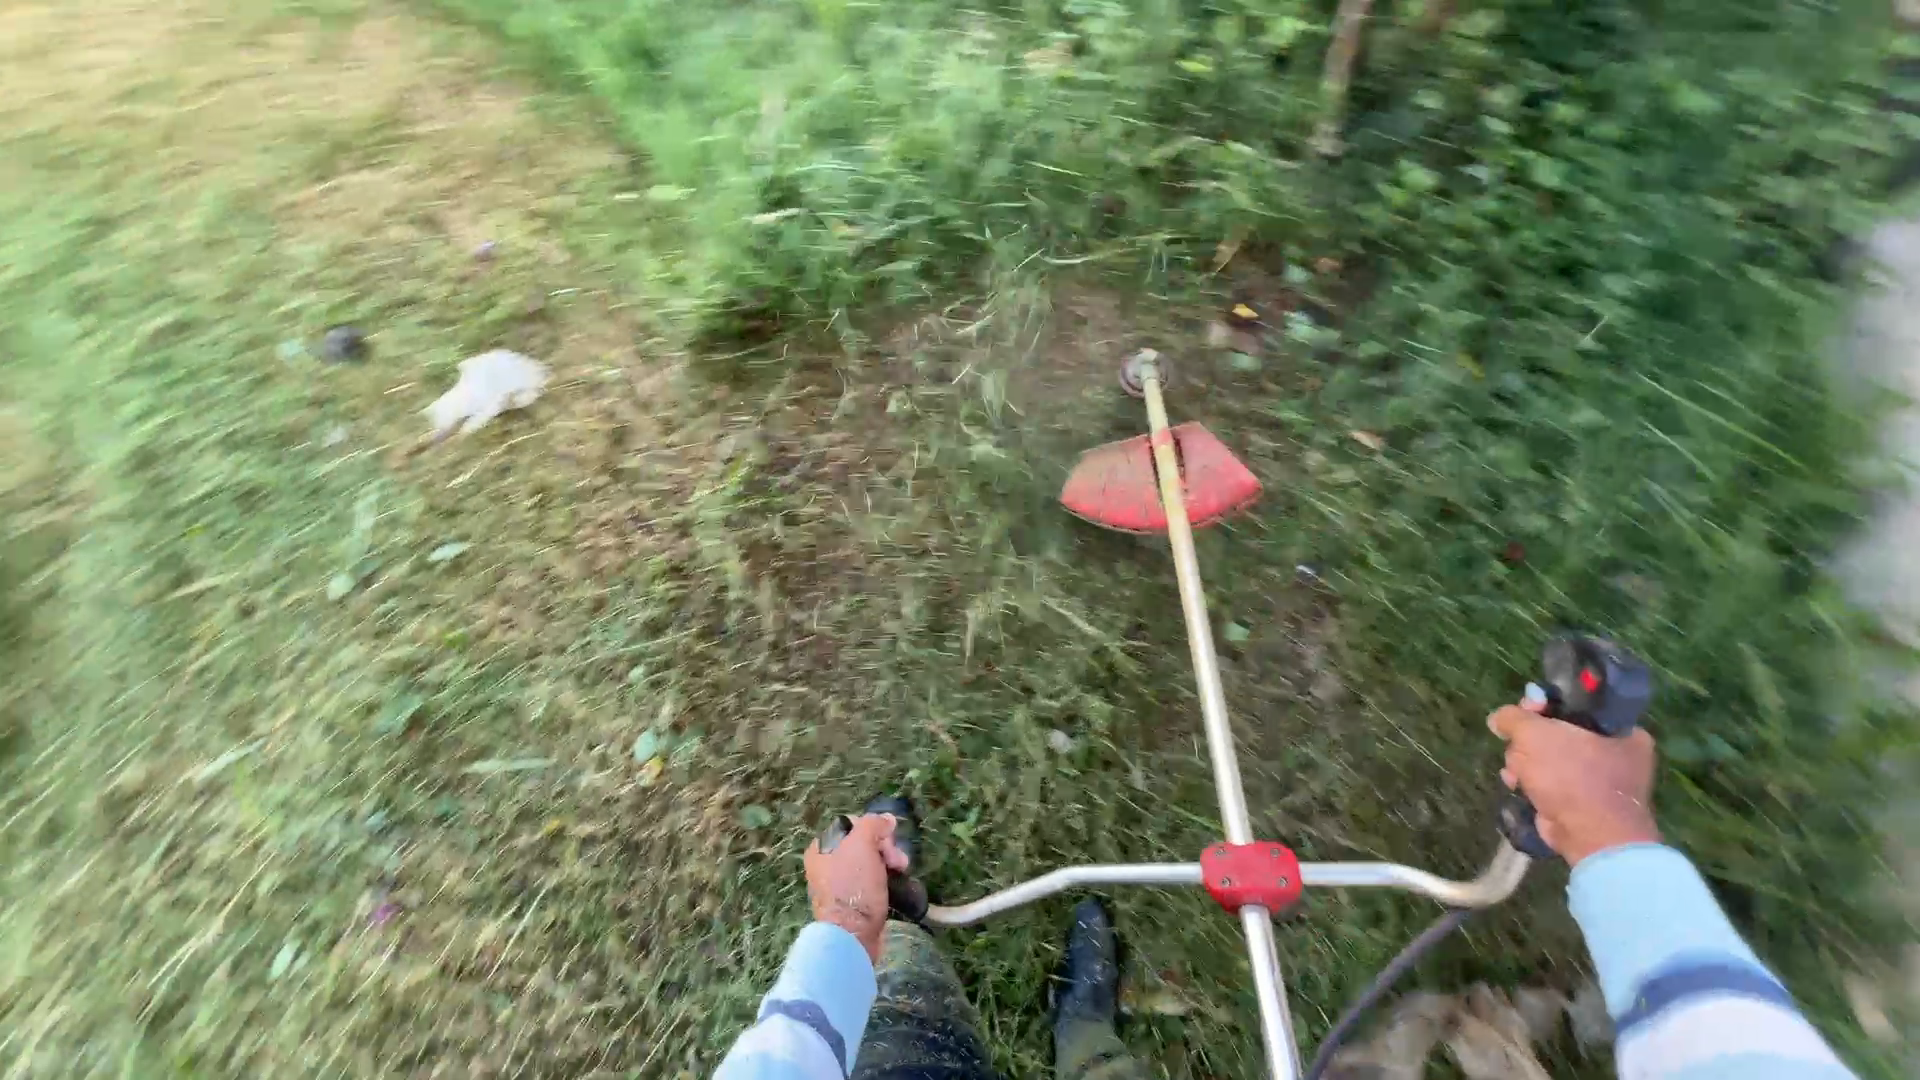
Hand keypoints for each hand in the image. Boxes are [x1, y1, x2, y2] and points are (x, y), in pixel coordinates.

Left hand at [804, 813, 908, 962]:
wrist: (852, 936)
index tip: (886, 840)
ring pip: (870, 860)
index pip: (853, 824)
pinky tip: (895, 882)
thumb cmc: (853, 886)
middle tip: (896, 860)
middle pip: (863, 842)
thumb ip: (873, 824)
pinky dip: (884, 878)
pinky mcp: (853, 901)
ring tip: (901, 871)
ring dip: (889, 861)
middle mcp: (827, 863)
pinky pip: (871, 880)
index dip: (873, 829)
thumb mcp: (862, 844)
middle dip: (885, 847)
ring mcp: (839, 883)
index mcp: (821, 847)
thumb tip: (887, 819)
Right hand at [1488, 703, 1660, 864]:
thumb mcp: (1534, 732)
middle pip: (1553, 732)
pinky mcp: (1582, 800)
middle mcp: (1615, 753)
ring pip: (1545, 757)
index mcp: (1621, 731)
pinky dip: (1530, 782)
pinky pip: (1548, 780)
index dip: (1542, 705)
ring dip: (1522, 763)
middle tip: (1519, 748)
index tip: (1524, 712)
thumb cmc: (1571, 775)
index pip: (1573, 705)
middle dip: (1526, 742)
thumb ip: (1512, 716)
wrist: (1590, 834)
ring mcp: (1599, 779)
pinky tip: (1518, 786)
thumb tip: (1499, 719)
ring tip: (1516, 774)